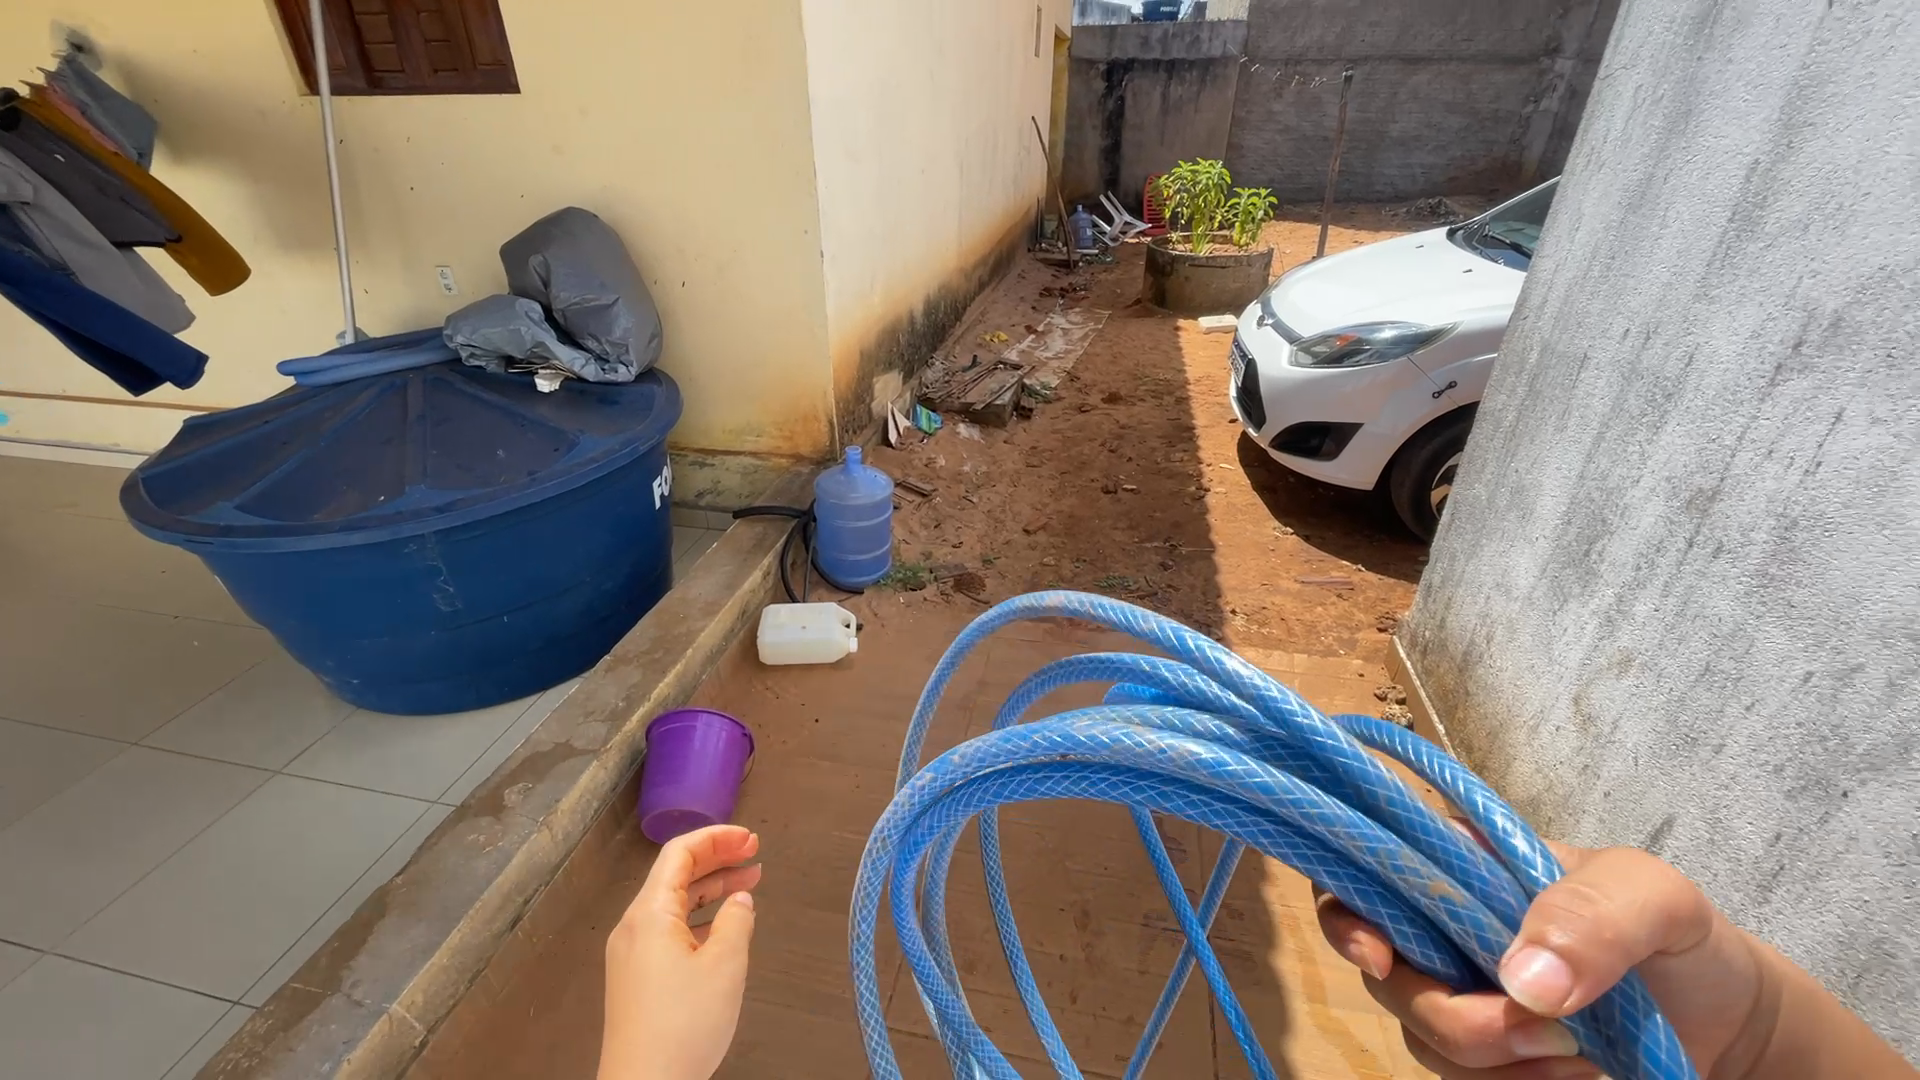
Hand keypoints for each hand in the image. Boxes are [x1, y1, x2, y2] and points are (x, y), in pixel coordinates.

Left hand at [599, 825, 761, 1079]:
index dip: (716, 838)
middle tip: (755, 850)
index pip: (679, 853)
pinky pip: (670, 928)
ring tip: (751, 881)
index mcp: (650, 913)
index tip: (751, 838)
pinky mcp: (638, 978)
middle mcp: (635, 926)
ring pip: (675, 903)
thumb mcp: (725, 964)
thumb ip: (736, 920)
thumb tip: (739, 899)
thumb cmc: (685, 1021)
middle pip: (675, 874)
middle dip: (717, 857)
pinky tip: (727, 924)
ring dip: (713, 887)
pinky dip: (701, 915)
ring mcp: (633, 954)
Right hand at [1318, 841, 1772, 1079]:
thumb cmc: (1679, 938)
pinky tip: (1575, 1075)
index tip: (1379, 957)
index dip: (1343, 917)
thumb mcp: (1651, 896)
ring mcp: (1456, 997)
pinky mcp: (1487, 1059)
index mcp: (1446, 870)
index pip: (1354, 880)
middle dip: (1450, 1015)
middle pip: (1382, 975)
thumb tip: (1518, 982)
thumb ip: (1589, 914)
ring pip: (1420, 1038)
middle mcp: (1433, 931)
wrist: (1740, 1031)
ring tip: (1581, 1055)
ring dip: (1495, 1060)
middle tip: (1539, 1031)